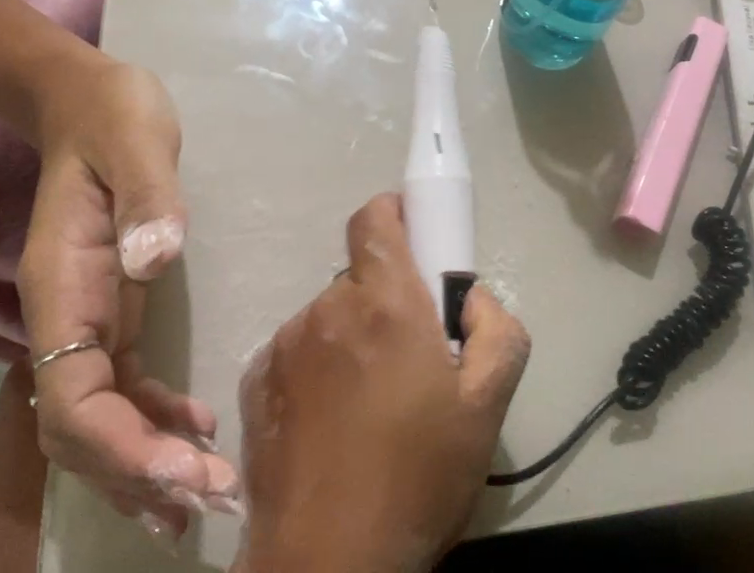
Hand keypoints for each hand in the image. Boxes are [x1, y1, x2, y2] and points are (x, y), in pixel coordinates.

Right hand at [16, 53, 239, 536]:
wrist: (92, 103)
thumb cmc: (114, 116)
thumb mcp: (137, 141)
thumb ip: (148, 196)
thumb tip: (157, 257)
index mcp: (62, 286)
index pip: (71, 395)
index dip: (117, 444)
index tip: (180, 467)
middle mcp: (67, 318)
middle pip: (83, 428)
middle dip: (138, 472)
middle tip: (208, 499)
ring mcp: (89, 320)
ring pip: (102, 420)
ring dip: (146, 464)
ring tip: (204, 497)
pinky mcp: (115, 314)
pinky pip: (126, 388)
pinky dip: (155, 422)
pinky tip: (195, 433)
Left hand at [235, 195, 530, 572]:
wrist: (327, 561)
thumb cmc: (417, 479)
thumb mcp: (488, 409)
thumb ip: (497, 331)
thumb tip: (471, 299)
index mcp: (386, 304)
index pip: (376, 217)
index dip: (398, 215)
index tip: (419, 243)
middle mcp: (327, 309)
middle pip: (360, 277)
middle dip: (388, 301)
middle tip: (414, 359)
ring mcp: (284, 346)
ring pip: (330, 318)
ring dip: (352, 340)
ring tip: (373, 406)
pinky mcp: (255, 382)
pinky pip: (298, 353)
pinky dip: (318, 371)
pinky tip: (333, 426)